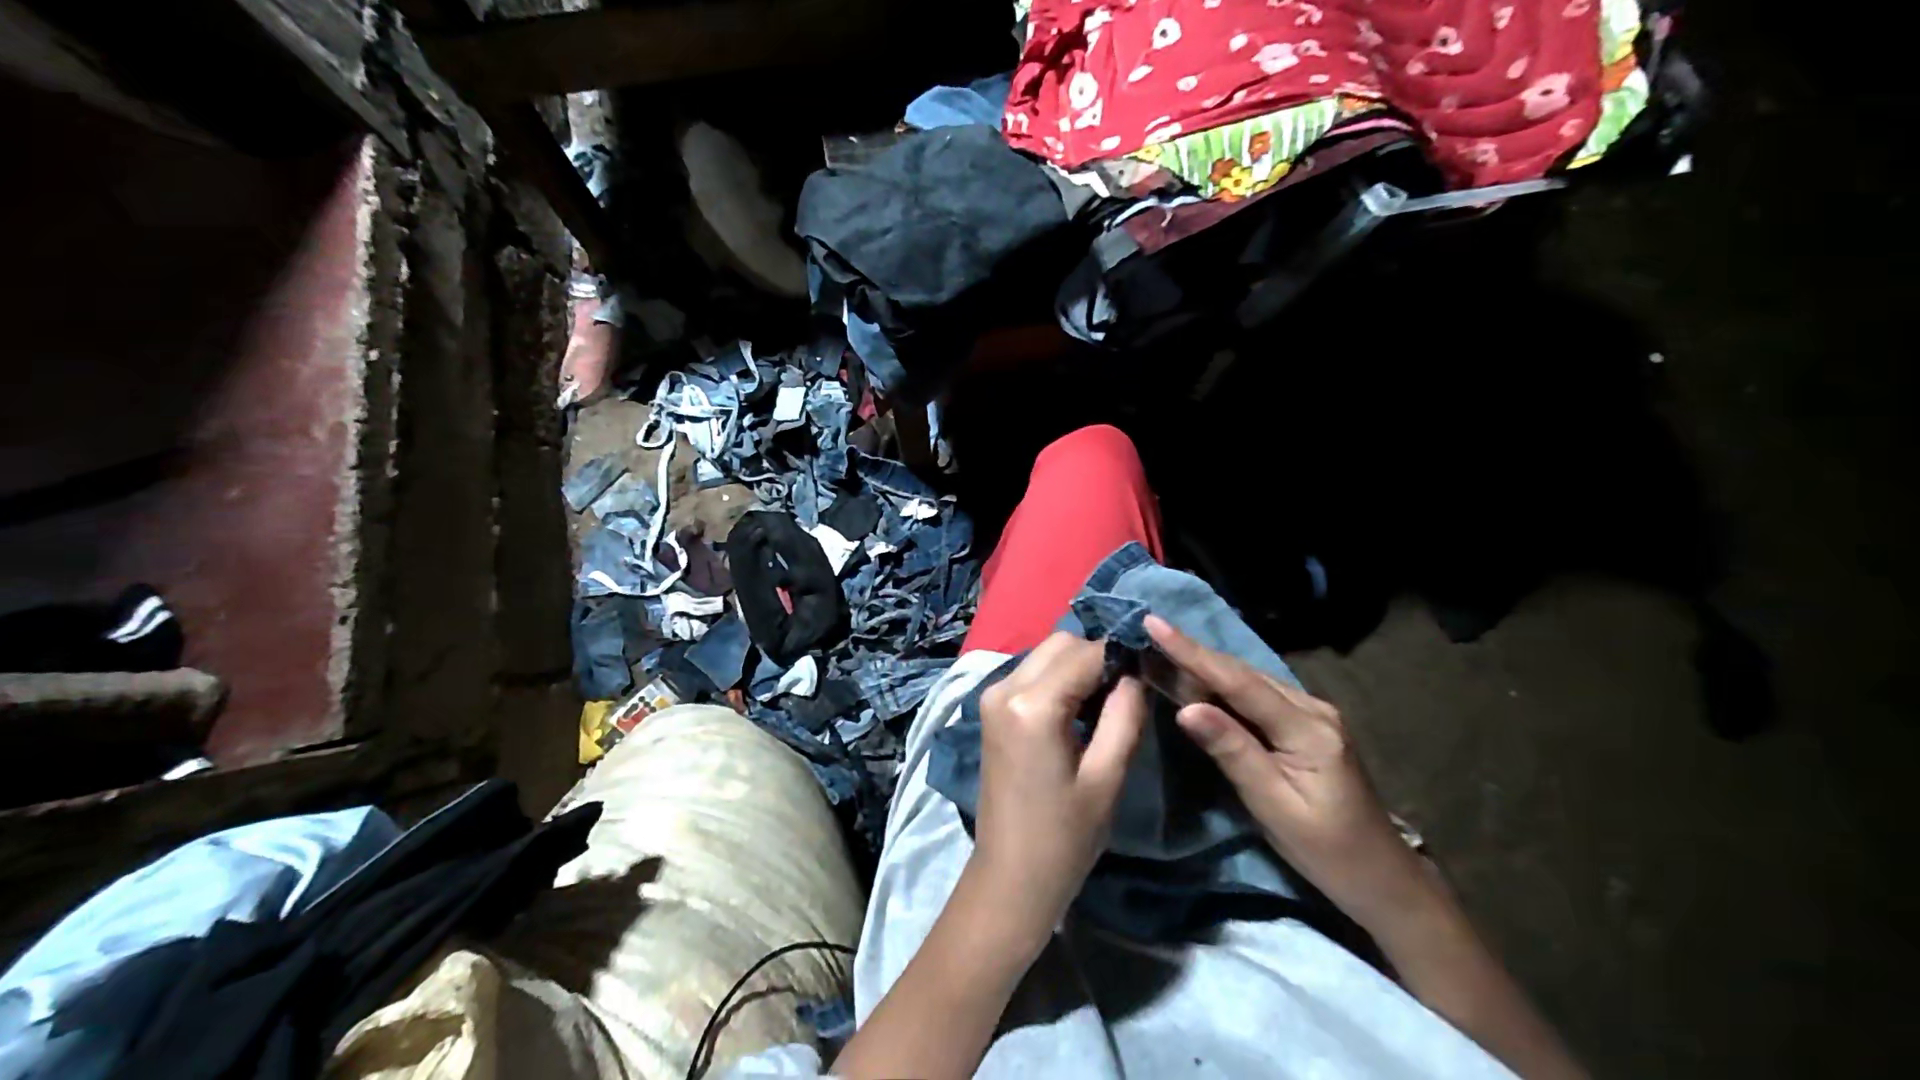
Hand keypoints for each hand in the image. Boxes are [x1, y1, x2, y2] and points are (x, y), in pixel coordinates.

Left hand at [968, 633, 1147, 955]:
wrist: (1010, 875)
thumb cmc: (1064, 836)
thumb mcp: (1107, 776)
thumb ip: (1124, 715)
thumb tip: (1136, 673)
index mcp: (1032, 704)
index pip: (1087, 653)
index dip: (1123, 655)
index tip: (1153, 668)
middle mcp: (1004, 686)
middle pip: (1062, 643)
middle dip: (1099, 656)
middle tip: (1129, 689)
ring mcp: (992, 695)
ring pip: (1046, 653)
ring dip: (1079, 666)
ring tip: (1109, 701)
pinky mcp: (991, 707)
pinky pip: (1032, 672)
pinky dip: (1059, 678)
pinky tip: (1080, 710)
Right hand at [1145, 615, 1428, 924]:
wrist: (1382, 876)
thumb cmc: (1325, 849)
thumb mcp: (1273, 805)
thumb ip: (1232, 751)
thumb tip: (1186, 708)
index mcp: (1309, 729)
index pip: (1239, 682)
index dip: (1193, 652)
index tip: (1155, 623)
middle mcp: (1314, 709)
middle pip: (1244, 673)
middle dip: (1193, 653)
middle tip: (1149, 634)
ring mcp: (1314, 713)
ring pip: (1250, 680)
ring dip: (1206, 667)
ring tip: (1162, 652)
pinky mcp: (1308, 724)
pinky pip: (1258, 695)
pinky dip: (1223, 687)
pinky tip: (1199, 682)